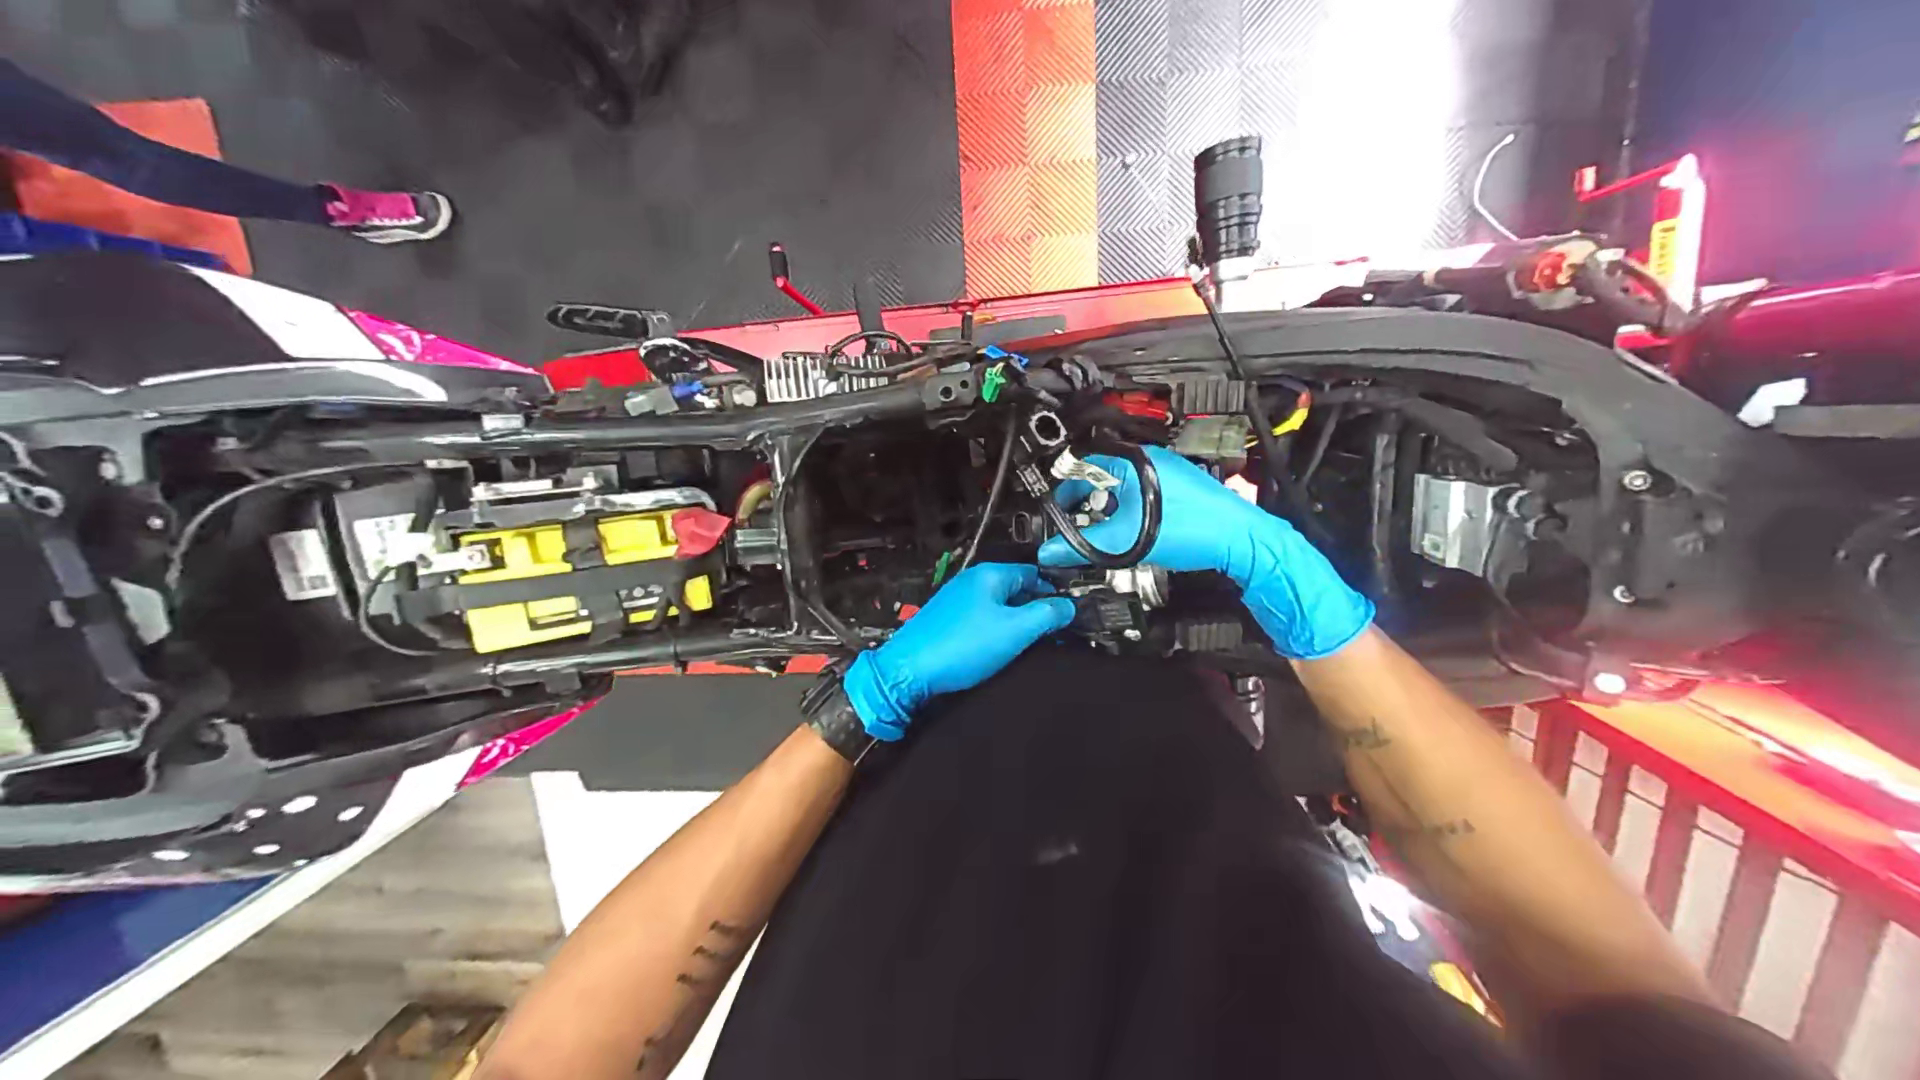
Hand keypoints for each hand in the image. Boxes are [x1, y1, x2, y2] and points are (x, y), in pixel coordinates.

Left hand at [842, 563, 1074, 738]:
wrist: (909, 671)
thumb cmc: (963, 646)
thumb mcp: (1015, 630)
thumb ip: (1046, 614)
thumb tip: (1068, 606)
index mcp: (989, 575)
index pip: (1034, 574)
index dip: (1054, 592)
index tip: (1069, 614)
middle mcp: (972, 582)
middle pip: (1016, 590)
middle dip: (1036, 610)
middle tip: (1054, 635)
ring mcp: (956, 601)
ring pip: (999, 607)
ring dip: (1016, 624)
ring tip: (1030, 646)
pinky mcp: (946, 622)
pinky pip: (981, 621)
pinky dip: (996, 632)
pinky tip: (1000, 651)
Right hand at [1037, 444, 1373, 658]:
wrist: (1243, 541)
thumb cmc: (1195, 530)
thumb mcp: (1127, 541)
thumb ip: (1084, 547)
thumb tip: (1051, 552)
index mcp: (1135, 461)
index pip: (1084, 467)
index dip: (1065, 490)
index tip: (1057, 510)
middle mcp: (1151, 460)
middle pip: (1101, 477)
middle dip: (1085, 502)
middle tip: (1076, 524)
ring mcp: (1168, 472)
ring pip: (1122, 486)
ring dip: (1107, 508)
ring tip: (1101, 530)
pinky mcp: (1180, 487)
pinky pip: (1141, 493)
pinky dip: (1128, 509)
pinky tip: (1130, 529)